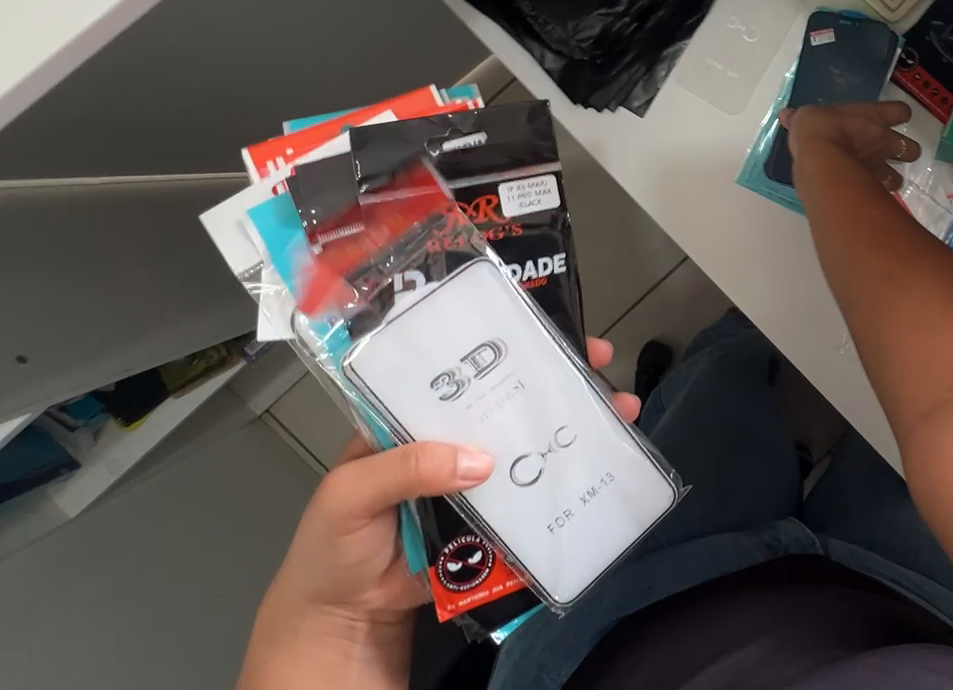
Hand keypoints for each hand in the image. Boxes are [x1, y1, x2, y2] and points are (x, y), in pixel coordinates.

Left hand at [237, 337, 638, 689]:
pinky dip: (566, 481)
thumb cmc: (333, 544)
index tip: (546, 334)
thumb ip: (405, 468)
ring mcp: (480, 476)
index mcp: (416, 417)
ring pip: (531, 444)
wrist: (345, 618)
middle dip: (558, 378)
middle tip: (598, 362)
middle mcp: (456, 437)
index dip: (505, 349)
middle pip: (511, 400)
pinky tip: (600, 466)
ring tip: (619, 411)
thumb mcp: (351, 493)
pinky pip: (534, 495)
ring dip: (574, 426)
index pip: (465, 370)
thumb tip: (481, 461)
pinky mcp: (499, 516)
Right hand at [783, 101, 921, 190]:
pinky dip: (878, 195)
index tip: (891, 118)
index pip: (901, 111)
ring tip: (879, 180)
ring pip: (901, 175)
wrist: (823, 161)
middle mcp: (884, 140)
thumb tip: (788, 115)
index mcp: (873, 117)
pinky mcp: (874, 188)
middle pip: (912, 148)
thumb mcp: (806, 119)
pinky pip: (884, 193)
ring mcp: (882, 166)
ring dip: (892, 178)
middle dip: (904, 153)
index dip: (898, 115)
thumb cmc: (819, 131)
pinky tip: (867, 196)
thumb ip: (801, 118)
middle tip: (887, 155)